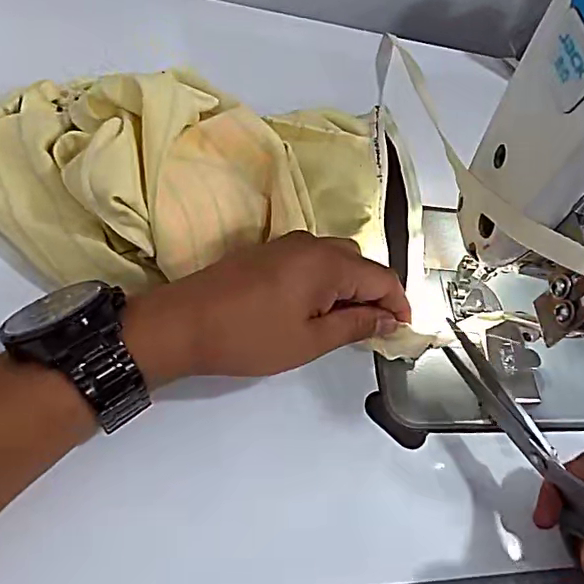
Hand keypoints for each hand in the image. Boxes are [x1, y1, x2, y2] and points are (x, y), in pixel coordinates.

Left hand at [122, 233, 411, 382]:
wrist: (181, 324)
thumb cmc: (248, 337)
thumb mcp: (309, 340)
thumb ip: (355, 325)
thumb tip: (387, 318)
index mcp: (327, 263)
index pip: (381, 277)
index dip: (398, 303)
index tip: (403, 329)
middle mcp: (311, 243)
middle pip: (361, 262)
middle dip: (375, 293)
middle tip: (373, 329)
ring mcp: (287, 244)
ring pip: (337, 258)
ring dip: (349, 285)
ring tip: (344, 322)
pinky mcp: (268, 251)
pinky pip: (313, 258)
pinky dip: (326, 280)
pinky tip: (315, 308)